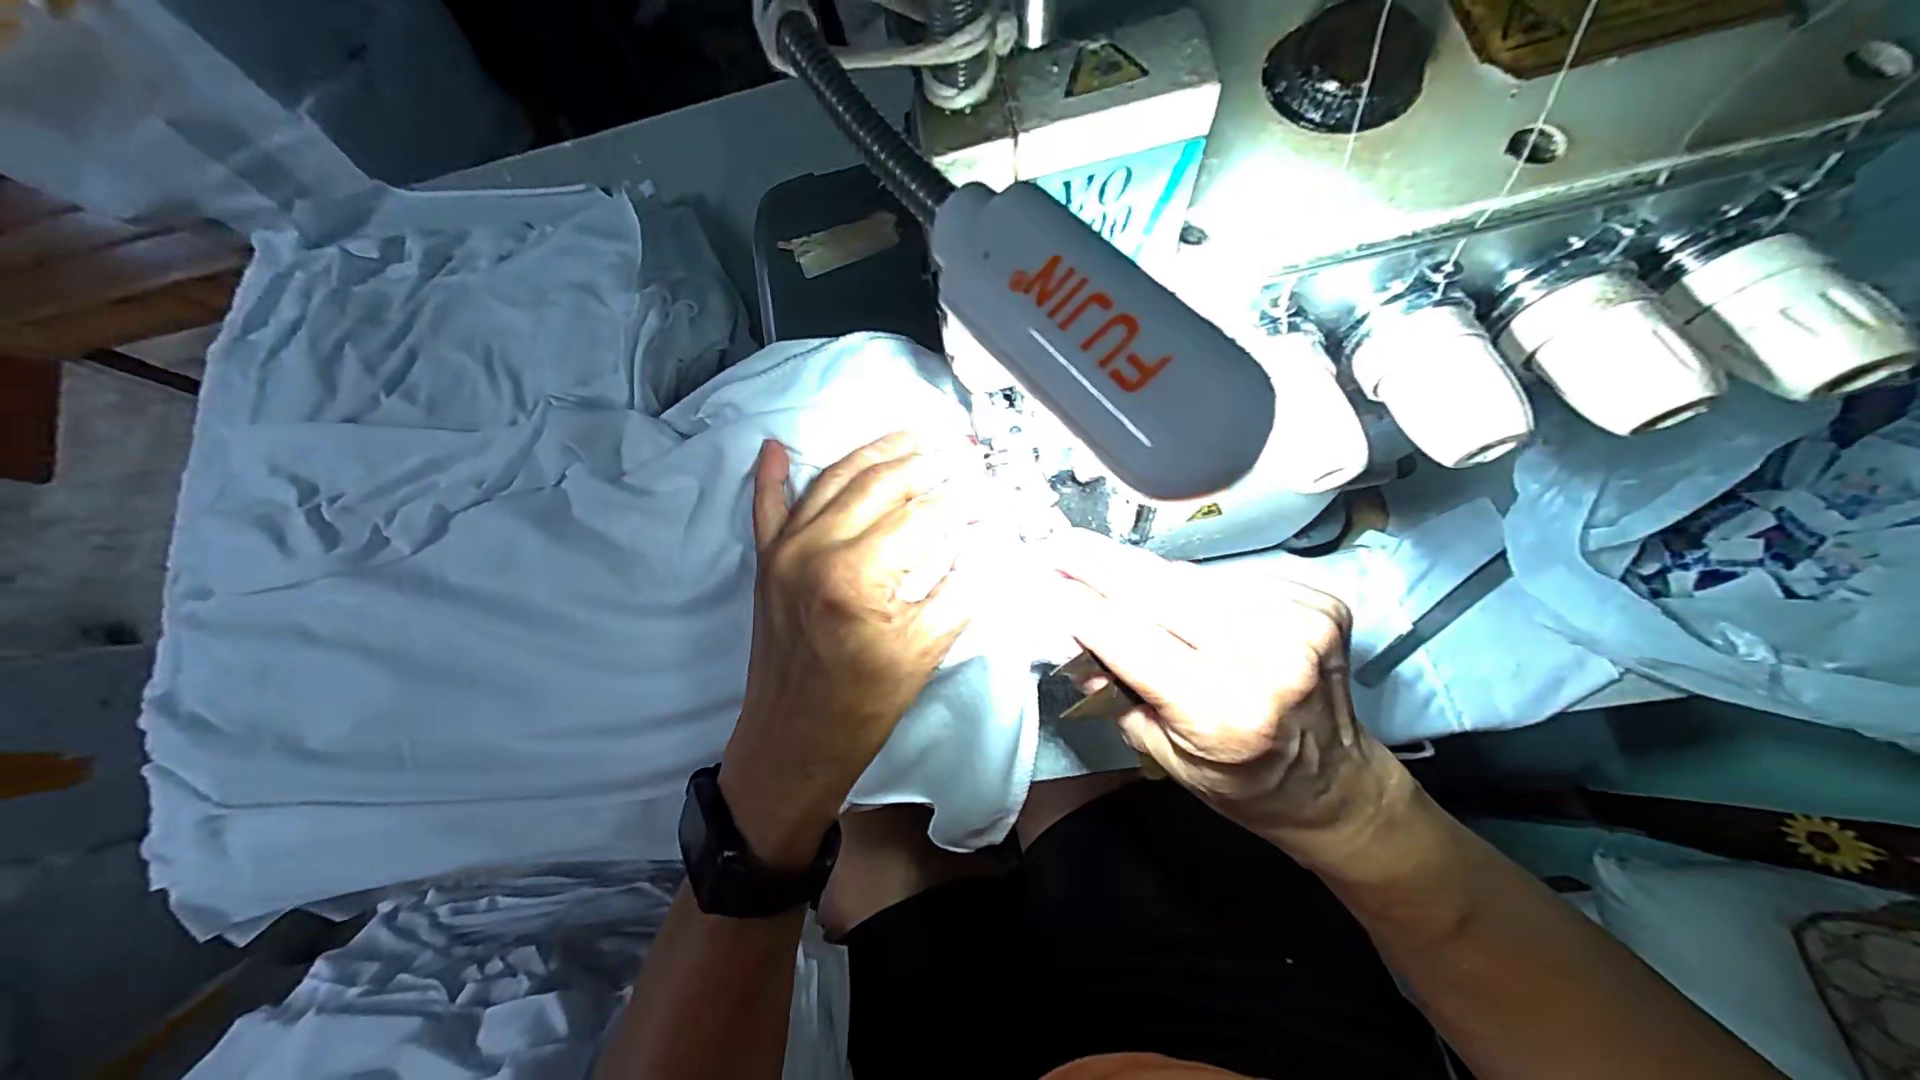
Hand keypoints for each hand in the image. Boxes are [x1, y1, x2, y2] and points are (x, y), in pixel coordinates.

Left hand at [720, 432, 977, 868]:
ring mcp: (783, 550)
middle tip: (963, 448)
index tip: (991, 488)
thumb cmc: (863, 707)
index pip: (923, 514)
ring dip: (876, 451)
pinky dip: (772, 474)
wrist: (793, 743)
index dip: (963, 497)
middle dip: (928, 459)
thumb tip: (989, 540)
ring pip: (833, 478)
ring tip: (915, 436)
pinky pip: (766, 506)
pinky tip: (776, 445)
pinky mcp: (765, 561)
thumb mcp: (926, 653)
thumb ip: (962, 588)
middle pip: (879, 481)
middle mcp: (813, 548)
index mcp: (856, 575)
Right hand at [1045, 530, 1414, 874]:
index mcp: (1222, 713)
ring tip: (1110, 569)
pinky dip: (1196, 585)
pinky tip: (1187, 602)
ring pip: (1192, 577)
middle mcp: (1266, 660)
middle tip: (1061, 544)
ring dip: (1144, 573)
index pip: (1129, 639)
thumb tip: (1075, 641)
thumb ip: (1116, 693)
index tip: (1046, 580)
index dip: (1080, 606)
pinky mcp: (1319, 604)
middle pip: (1158, 591)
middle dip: (1101, 563)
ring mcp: (1298, 625)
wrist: (1336, 785)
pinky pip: (1231, 578)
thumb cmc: (1245, 782)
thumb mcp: (1165, 754)